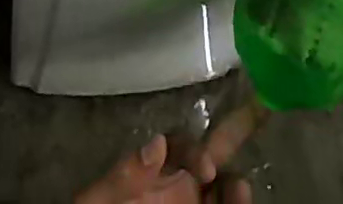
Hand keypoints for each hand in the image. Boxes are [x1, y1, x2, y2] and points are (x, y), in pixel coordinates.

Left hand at [74, 101, 263, 203]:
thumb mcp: (98, 202)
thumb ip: (124, 175)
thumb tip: (157, 145)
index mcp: (155, 174)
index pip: (183, 147)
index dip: (196, 151)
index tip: (207, 169)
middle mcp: (180, 190)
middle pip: (215, 162)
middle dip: (236, 150)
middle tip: (244, 167)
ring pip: (224, 196)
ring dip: (235, 193)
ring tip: (241, 195)